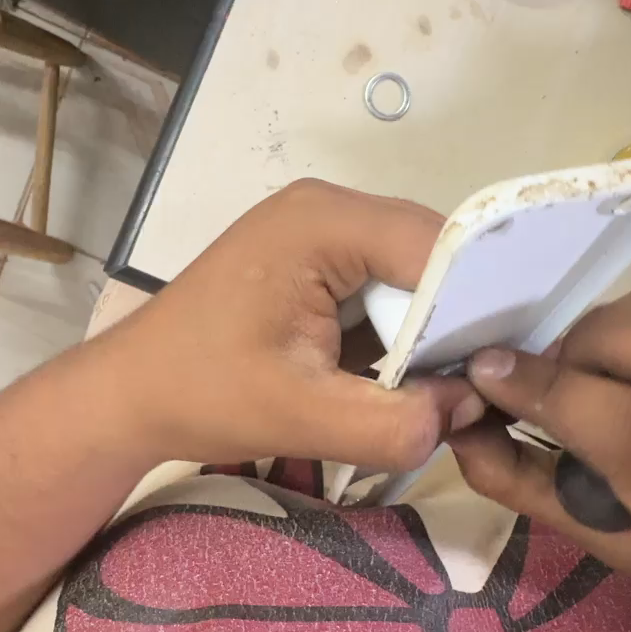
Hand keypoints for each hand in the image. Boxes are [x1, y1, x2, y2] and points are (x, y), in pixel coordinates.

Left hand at [91, 179, 482, 469]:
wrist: (130, 394)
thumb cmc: (202, 394)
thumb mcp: (303, 417)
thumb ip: (395, 422)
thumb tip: (469, 407)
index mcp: (325, 222)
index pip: (438, 246)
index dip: (478, 304)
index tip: (501, 367)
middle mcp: (329, 209)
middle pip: (430, 253)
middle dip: (455, 319)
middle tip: (478, 383)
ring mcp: (320, 233)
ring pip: (411, 273)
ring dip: (429, 329)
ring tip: (445, 383)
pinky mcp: (314, 264)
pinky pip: (382, 288)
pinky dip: (400, 331)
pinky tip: (405, 374)